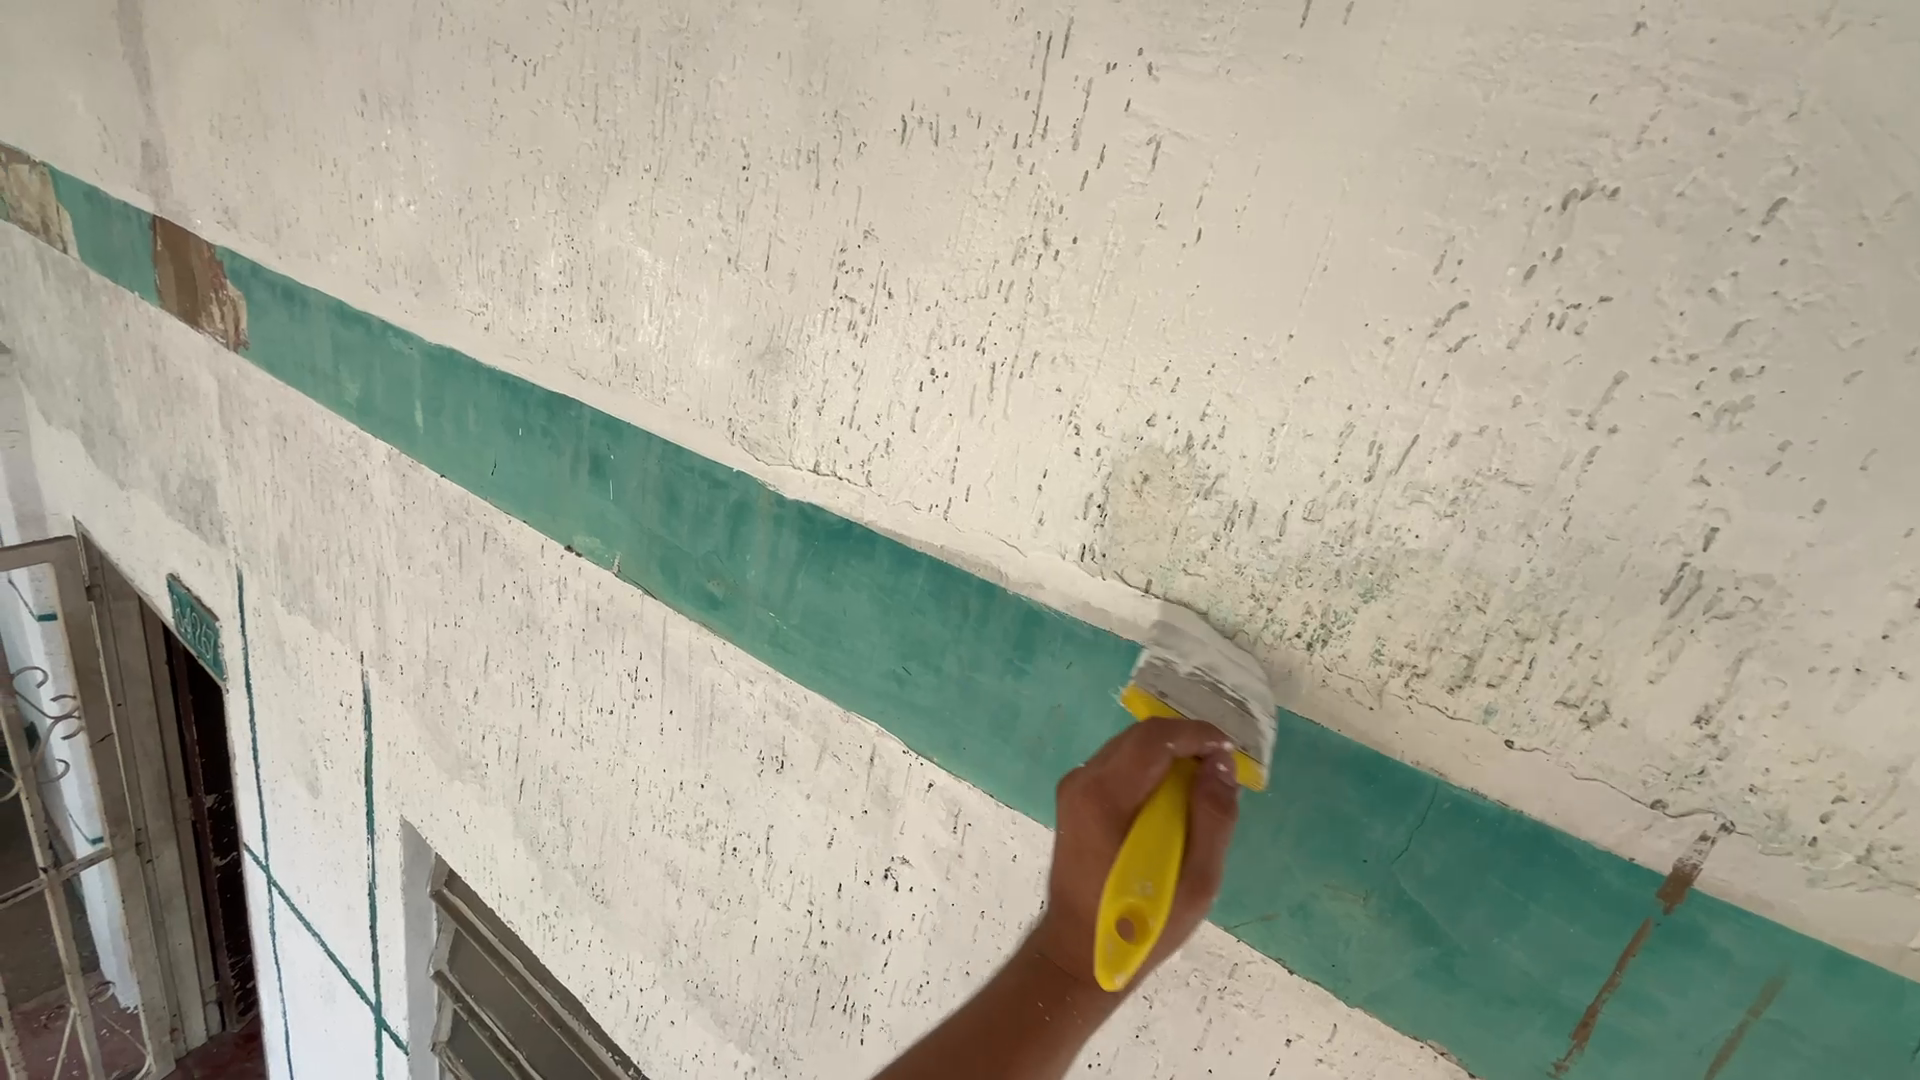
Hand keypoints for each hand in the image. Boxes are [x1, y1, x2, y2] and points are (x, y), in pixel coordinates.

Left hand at [1027, 718, 1242, 992]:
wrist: (1077, 948)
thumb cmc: (1141, 925)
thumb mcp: (1195, 882)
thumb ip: (1212, 818)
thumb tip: (1221, 764)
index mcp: (1105, 797)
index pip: (1153, 739)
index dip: (1195, 734)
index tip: (1228, 751)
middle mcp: (1083, 780)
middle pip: (1140, 737)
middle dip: (1185, 742)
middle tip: (1221, 769)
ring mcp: (1074, 787)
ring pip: (1129, 748)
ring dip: (1167, 756)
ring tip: (1201, 786)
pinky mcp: (1075, 798)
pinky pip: (1118, 765)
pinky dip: (1149, 770)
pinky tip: (1171, 801)